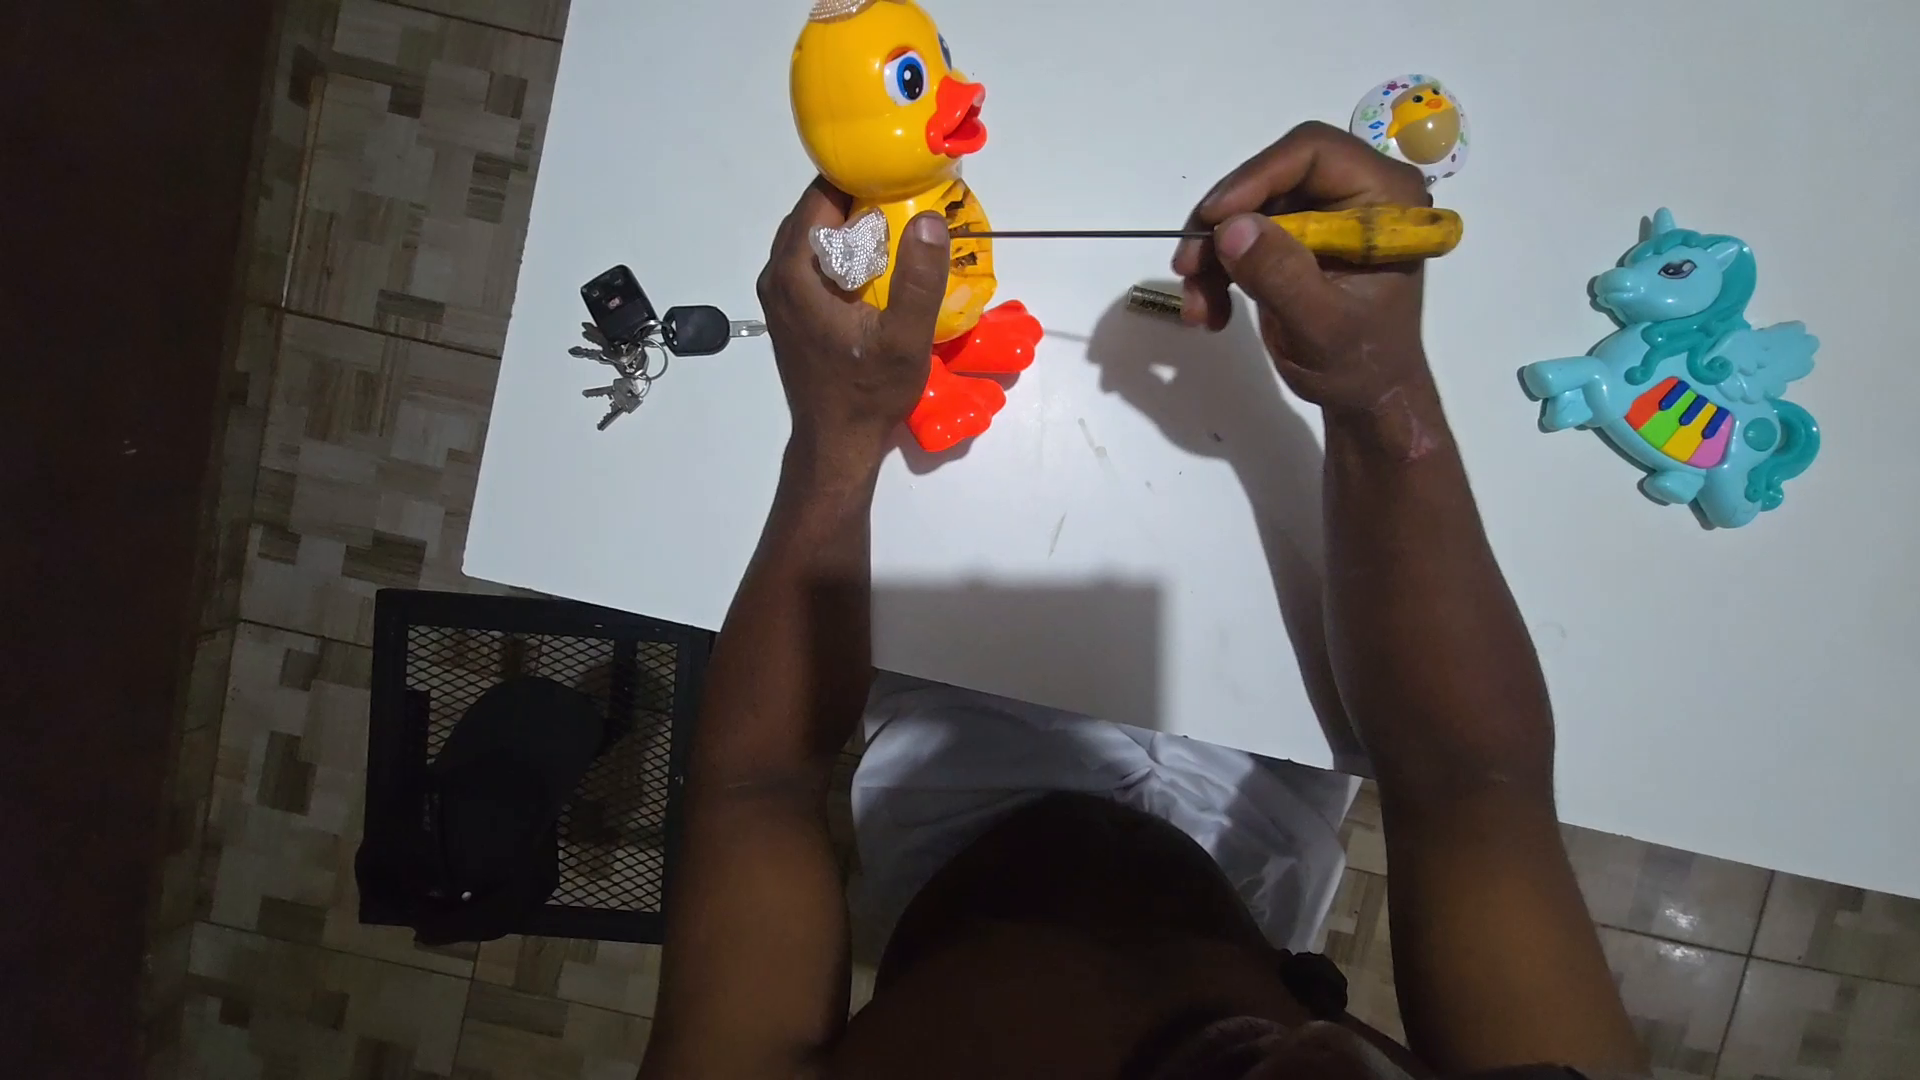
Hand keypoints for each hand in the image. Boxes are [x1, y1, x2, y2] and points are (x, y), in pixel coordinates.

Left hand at [757, 177, 950, 473]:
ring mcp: (780, 298)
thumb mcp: (904, 340)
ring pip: (813, 240)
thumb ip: (919, 281)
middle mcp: (777, 277)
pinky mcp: (791, 315)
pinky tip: (876, 267)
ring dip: (850, 229)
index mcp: (794, 273)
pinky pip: (813, 266)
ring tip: (896, 228)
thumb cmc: (867, 393)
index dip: (861, 177)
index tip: (901, 174)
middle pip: (814, 215)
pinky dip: (842, 255)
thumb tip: (931, 219)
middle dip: (858, 200)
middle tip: (906, 197)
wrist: (836, 443)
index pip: (821, 196)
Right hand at [1172, 122, 1434, 415]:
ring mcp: (1321, 219)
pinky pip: (1242, 242)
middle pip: (1270, 180)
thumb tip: (1229, 229)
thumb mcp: (1319, 325)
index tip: (1210, 221)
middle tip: (1186, 270)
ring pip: (1247, 213)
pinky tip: (1210, 313)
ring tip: (1197, 309)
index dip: (1256, 178)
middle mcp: (1353, 195)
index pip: (1312, 153)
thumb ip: (1280, 274)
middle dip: (1222, 226)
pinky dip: (1216, 276)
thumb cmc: (1357, 363)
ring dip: (1211, 260)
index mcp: (1383, 198)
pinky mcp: (1294, 244)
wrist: (1364, 397)